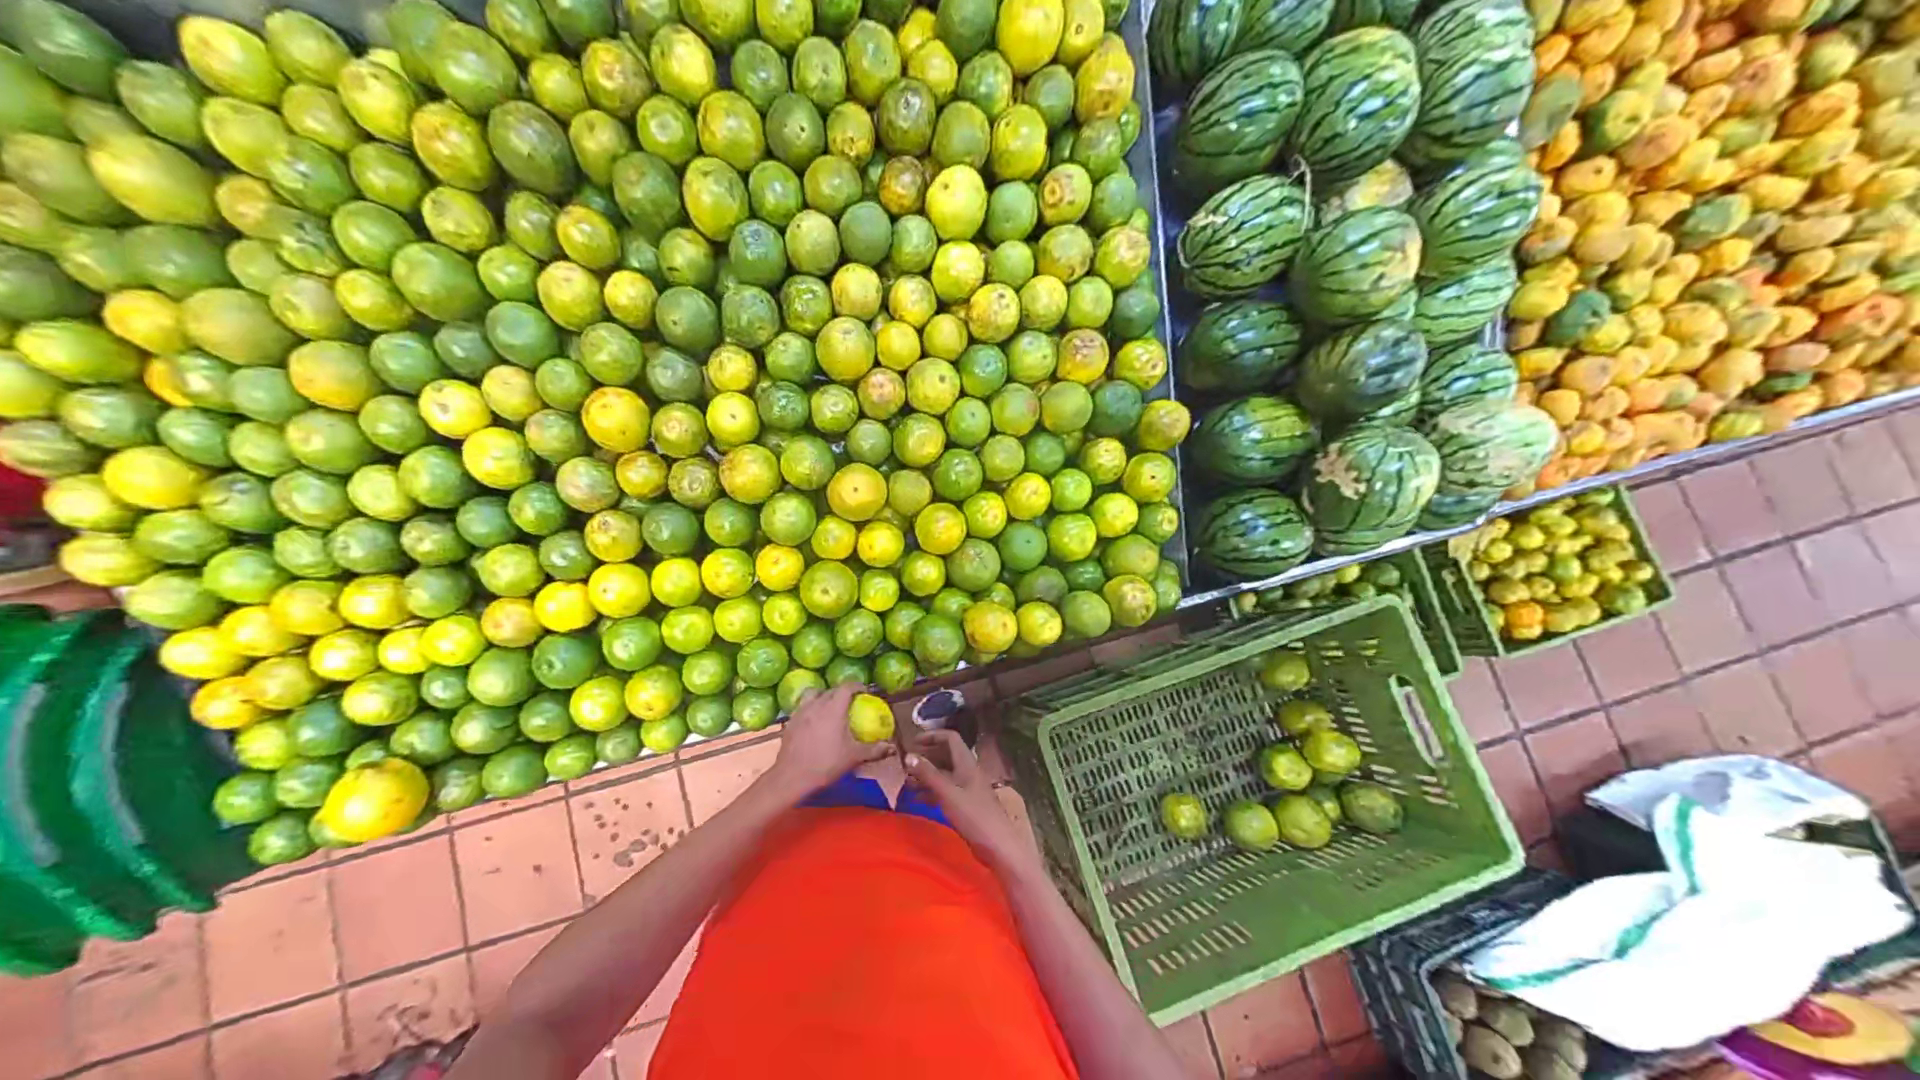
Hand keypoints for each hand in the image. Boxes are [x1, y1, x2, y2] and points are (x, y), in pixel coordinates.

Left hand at [769, 683, 891, 796]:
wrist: (792, 776)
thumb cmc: (826, 763)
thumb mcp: (854, 757)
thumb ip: (874, 750)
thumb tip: (891, 747)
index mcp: (834, 708)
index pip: (847, 687)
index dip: (858, 686)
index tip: (865, 692)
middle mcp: (816, 704)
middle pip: (830, 690)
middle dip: (841, 692)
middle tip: (850, 702)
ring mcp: (800, 712)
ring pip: (812, 694)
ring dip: (822, 696)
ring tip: (829, 706)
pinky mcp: (790, 722)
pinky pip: (802, 707)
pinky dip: (810, 708)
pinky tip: (813, 721)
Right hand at [903, 730, 1040, 877]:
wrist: (997, 845)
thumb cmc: (973, 815)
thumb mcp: (947, 793)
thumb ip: (928, 774)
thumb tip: (908, 755)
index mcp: (967, 763)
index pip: (950, 738)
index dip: (932, 735)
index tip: (913, 742)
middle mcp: (968, 771)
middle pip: (946, 755)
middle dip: (926, 756)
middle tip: (906, 763)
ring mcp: (968, 788)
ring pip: (945, 774)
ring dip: (927, 775)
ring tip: (906, 781)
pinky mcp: (966, 804)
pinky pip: (946, 791)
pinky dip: (932, 791)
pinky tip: (918, 799)